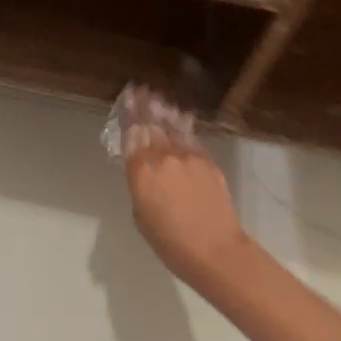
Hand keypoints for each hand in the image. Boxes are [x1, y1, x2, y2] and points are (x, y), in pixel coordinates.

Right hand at [119, 88, 248, 282]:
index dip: (127, 116)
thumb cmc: (171, 243)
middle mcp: (163, 156)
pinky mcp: (207, 160)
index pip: (131, 135)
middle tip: (138, 90)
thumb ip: (140, 186)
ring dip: (162, 110)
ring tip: (156, 96)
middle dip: (143, 106)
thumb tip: (143, 172)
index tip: (125, 99)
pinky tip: (179, 116)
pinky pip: (190, 136)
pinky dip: (182, 125)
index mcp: (141, 171)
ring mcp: (187, 155)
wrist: (215, 251)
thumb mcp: (142, 217)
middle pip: (150, 124)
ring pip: (171, 126)